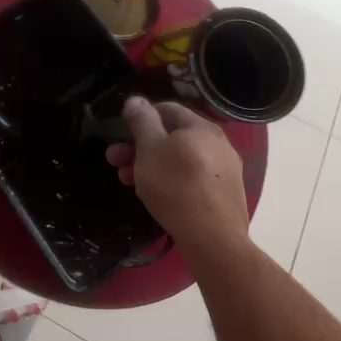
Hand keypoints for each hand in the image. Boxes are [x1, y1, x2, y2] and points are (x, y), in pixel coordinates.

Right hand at [105, 96, 249, 257]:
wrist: (214, 241)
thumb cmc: (176, 187)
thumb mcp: (149, 149)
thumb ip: (142, 120)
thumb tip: (136, 100)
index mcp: (202, 128)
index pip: (167, 108)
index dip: (141, 116)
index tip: (122, 132)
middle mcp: (219, 144)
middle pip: (172, 137)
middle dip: (140, 146)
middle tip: (115, 159)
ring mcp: (224, 171)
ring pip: (179, 159)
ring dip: (150, 164)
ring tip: (127, 180)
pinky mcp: (224, 195)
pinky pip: (192, 178)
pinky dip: (171, 179)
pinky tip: (153, 193)